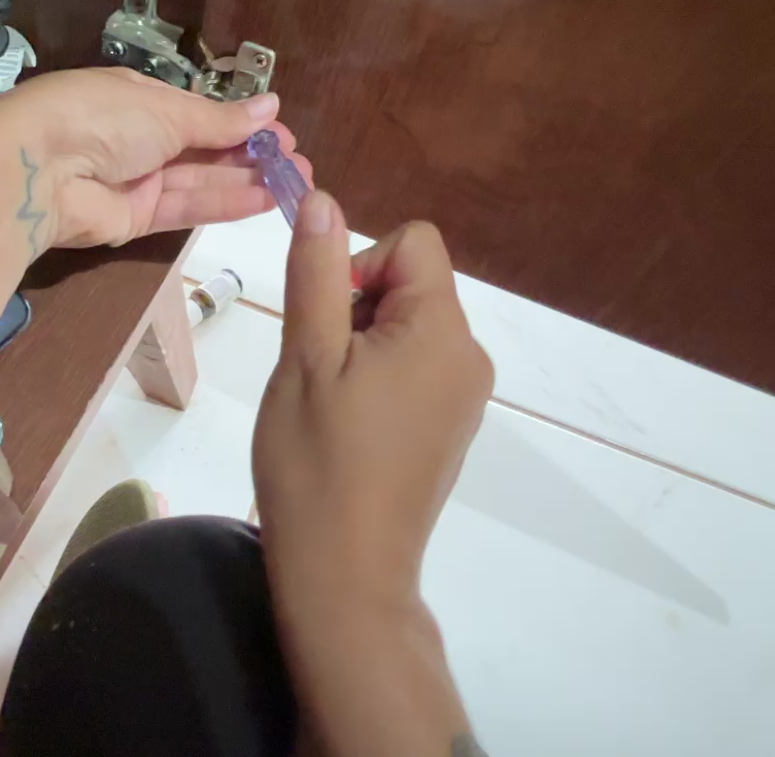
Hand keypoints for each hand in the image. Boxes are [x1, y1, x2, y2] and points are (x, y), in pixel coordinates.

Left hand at [0, 67, 311, 248]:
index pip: (201, 112)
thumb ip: (220, 119)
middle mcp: (141, 139)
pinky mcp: (135, 220)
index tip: (283, 133)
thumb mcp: (168, 110)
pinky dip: (224, 204)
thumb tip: (271, 106)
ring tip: (296, 185)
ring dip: (248, 182)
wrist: (38, 170)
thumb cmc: (103, 117)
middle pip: (205, 149)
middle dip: (253, 156)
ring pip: (201, 181)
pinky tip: (264, 201)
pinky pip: (185, 209)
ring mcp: (137, 181)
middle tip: (300, 166)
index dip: (242, 123)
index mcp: (142, 100)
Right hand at [253, 195, 492, 615]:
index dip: (360, 263)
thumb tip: (323, 198)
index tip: (327, 320)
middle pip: (409, 282)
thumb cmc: (317, 459)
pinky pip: (414, 364)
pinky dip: (375, 372)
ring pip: (406, 323)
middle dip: (356, 304)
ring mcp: (464, 395)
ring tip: (330, 398)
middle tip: (319, 367)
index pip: (413, 243)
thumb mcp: (305, 355)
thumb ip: (317, 271)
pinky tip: (349, 422)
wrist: (344, 575)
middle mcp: (468, 355)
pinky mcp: (451, 424)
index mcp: (442, 331)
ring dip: (360, 340)